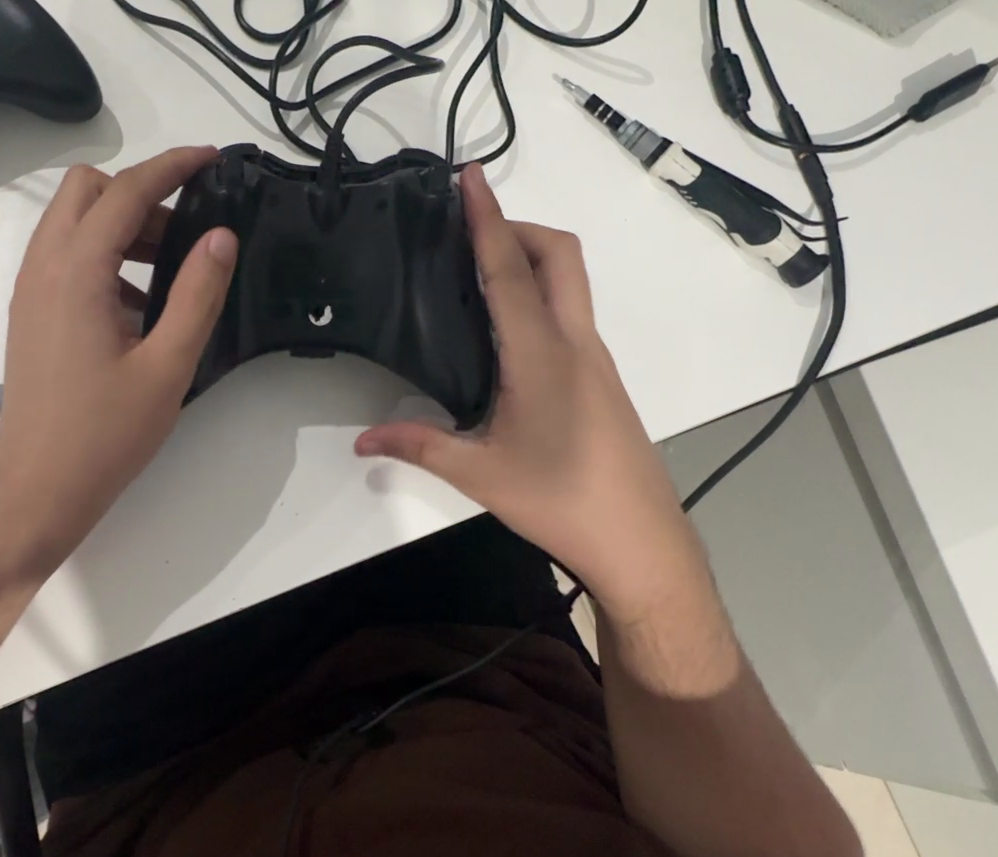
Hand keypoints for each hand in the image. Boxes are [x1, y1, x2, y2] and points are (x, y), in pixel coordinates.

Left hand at [0, 146, 237, 562]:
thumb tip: (221, 238)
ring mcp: (30, 294)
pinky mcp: (31, 318)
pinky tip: (138, 312)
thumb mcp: (167, 367)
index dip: (171, 167)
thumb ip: (198, 296)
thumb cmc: (105, 436)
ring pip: (71, 227)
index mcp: (76, 272)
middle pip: (86, 192)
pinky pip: (64, 263)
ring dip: (119, 230)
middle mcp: (43, 269)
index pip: (125, 191)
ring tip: (169, 277)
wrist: (40, 488)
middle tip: (185, 233)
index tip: (211, 161)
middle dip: (138, 195)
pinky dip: (101, 262)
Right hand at [355, 166, 708, 622]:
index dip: (487, 221)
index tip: (470, 179)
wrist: (637, 537)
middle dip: (519, 226)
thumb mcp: (478, 474)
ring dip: (532, 260)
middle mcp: (576, 344)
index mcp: (542, 355)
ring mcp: (596, 360)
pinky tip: (507, 336)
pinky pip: (571, 315)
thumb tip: (361, 440)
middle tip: (470, 233)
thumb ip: (418, 446)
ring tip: (479, 277)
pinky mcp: (601, 380)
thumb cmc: (559, 500)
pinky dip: (540, 297)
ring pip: (572, 283)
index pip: (510, 271)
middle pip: (560, 255)